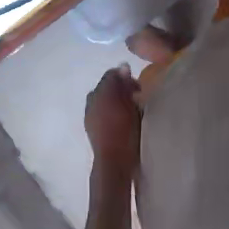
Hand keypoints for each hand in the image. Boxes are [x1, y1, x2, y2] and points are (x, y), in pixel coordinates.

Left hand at [84, 66, 142, 183]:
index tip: (139, 87)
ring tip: (132, 110)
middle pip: (107, 87)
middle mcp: (91, 100)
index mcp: (98, 92)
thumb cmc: (124, 130)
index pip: (111, 74)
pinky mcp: (92, 128)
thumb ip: (124, 83)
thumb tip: (123, 66)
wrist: (113, 162)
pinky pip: (103, 112)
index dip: (126, 77)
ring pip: (105, 99)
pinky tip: (122, 120)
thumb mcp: (129, 103)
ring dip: (117, 101)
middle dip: (121, 89)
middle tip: (137, 98)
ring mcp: (90, 115)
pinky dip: (112, 111)